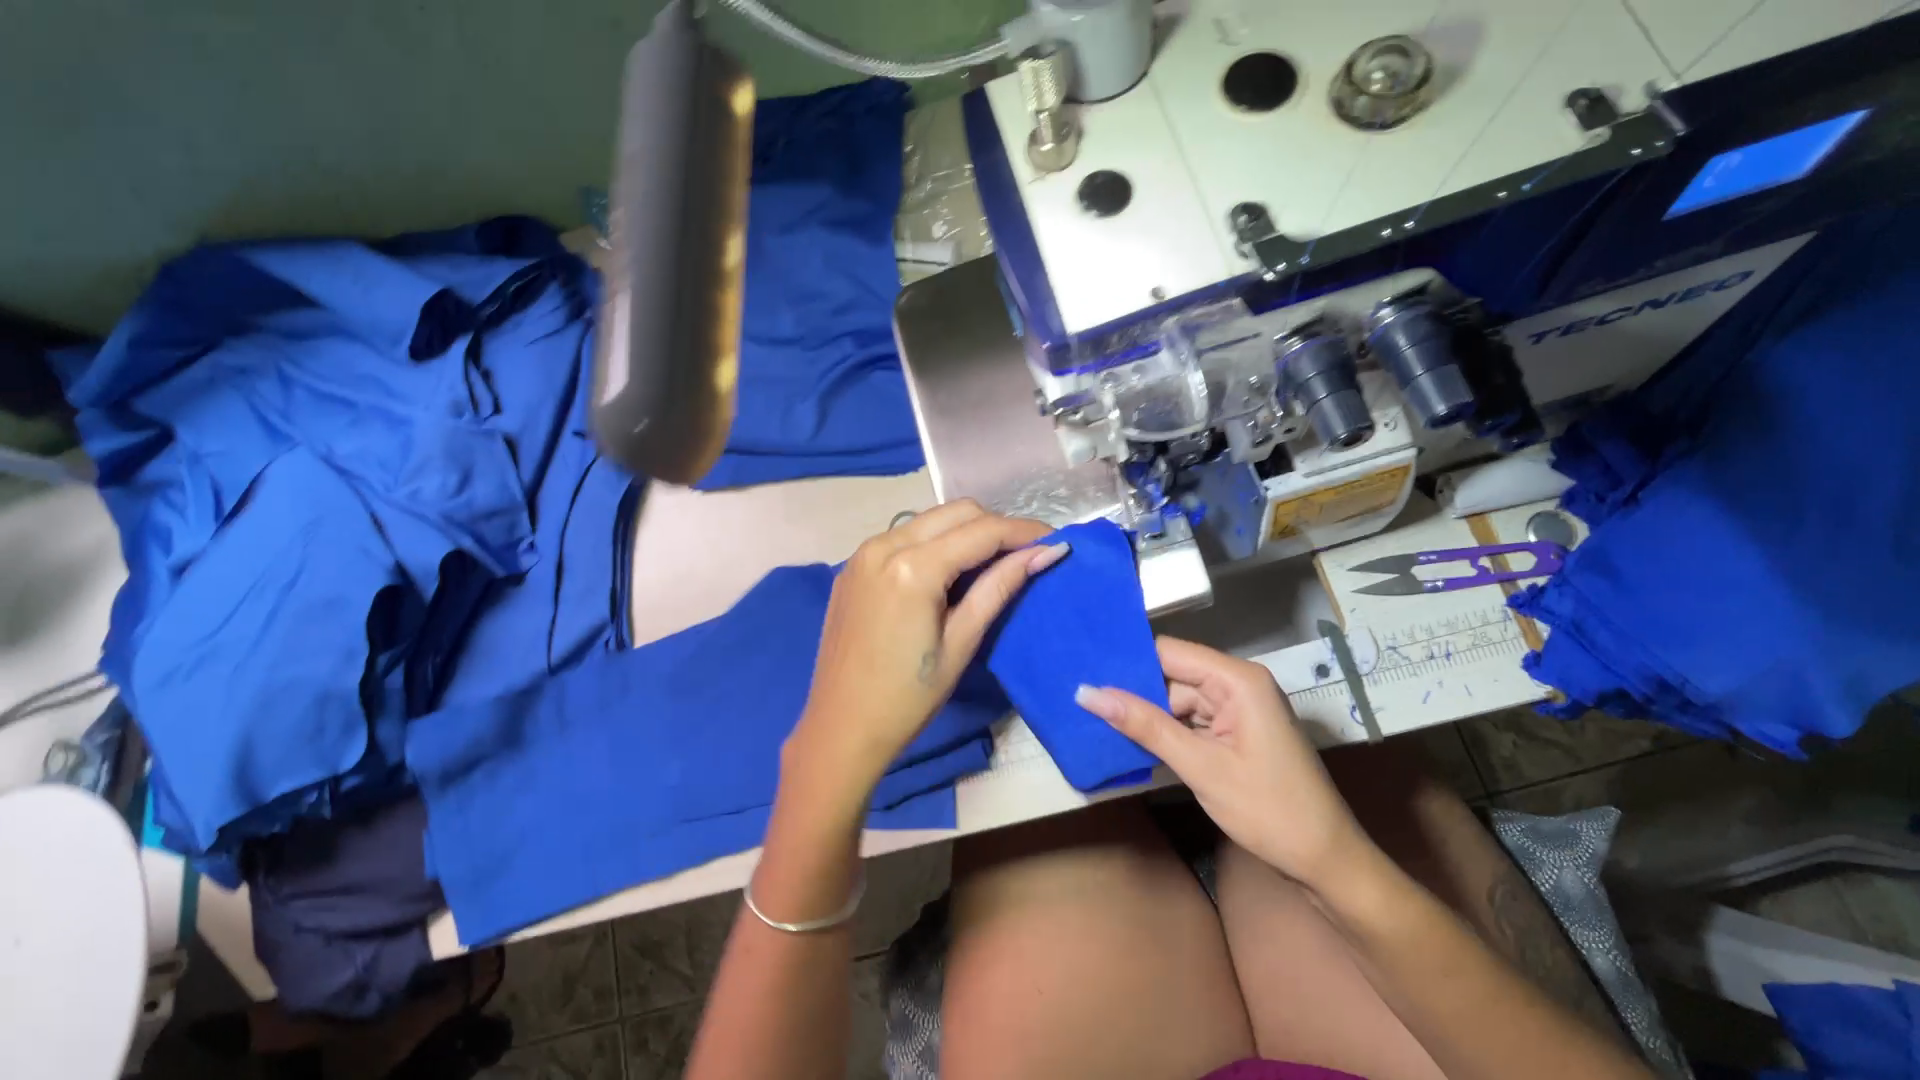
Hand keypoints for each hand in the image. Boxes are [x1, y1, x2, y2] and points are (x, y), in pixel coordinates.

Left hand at [788, 500, 1063, 792]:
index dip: (1024, 532)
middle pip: (955, 512)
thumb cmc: (907, 698)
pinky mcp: (852, 568)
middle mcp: (883, 545)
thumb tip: (1042, 554)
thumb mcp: (961, 643)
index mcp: (913, 568)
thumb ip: (998, 589)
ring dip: (964, 532)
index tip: (1055, 542)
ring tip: (992, 564)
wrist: (841, 727)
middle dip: (995, 526)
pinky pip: (902, 537)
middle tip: (1026, 555)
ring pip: (928, 520)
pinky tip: (948, 575)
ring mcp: (862, 553)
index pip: (981, 530)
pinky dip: (933, 543)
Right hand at [1074, 637, 1371, 888]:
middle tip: (1080, 704)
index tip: (1082, 670)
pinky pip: (1192, 722)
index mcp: (1238, 680)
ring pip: (1178, 701)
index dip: (1128, 661)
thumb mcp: (1200, 767)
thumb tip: (1087, 693)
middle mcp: (1239, 685)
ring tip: (1094, 723)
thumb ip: (1145, 726)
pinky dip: (1166, 734)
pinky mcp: (1237, 733)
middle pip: (1172, 676)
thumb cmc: (1268, 809)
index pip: (1169, 652)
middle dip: (1133, 692)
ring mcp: (1239, 710)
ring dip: (1147, 717)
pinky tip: (1131, 743)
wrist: (1325, 859)